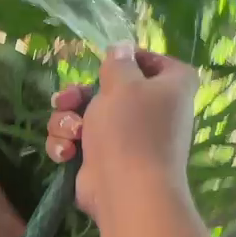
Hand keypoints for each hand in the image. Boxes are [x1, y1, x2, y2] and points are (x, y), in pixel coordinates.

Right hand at [45, 43, 199, 230]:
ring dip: (66, 121)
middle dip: (78, 95)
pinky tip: (67, 153)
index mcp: (169, 88)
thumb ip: (118, 63)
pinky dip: (66, 144)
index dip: (128, 60)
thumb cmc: (130, 130)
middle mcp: (151, 109)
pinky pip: (75, 140)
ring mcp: (125, 135)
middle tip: (66, 101)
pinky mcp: (101, 156)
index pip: (154, 62)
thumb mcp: (122, 85)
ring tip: (71, 134)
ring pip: (82, 114)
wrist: (126, 189)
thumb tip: (121, 47)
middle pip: (105, 88)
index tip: (105, 64)